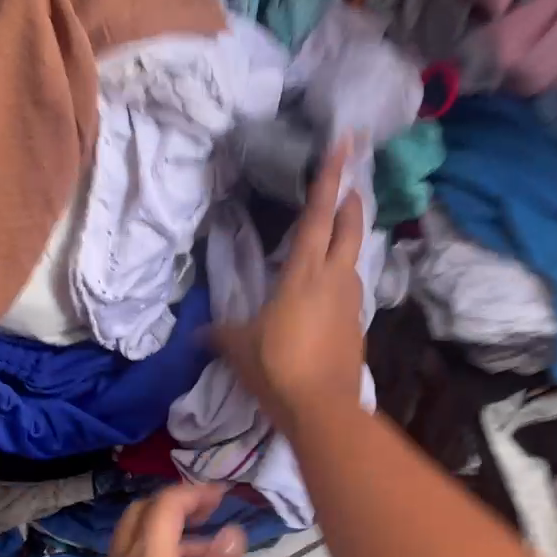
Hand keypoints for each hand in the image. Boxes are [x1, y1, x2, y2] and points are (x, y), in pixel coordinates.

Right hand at [214, 139, 366, 433]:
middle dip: (351, 200)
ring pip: (354, 258)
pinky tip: (329, 288)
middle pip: (350, 228)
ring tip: (336, 234)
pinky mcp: (357, 327)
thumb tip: (200, 334)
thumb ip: (221, 334)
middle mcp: (334, 280)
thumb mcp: (239, 348)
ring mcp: (350, 303)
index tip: (344, 146)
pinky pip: (350, 288)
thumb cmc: (278, 369)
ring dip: (349, 239)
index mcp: (304, 274)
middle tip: (350, 181)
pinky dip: (342, 276)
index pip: (319, 215)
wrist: (324, 410)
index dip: (330, 178)